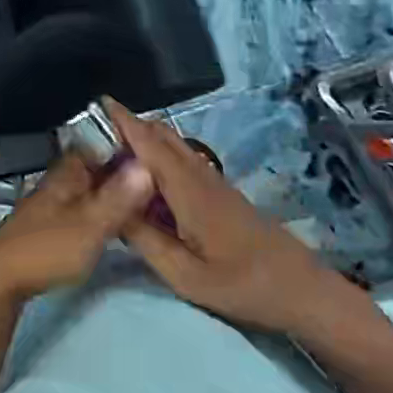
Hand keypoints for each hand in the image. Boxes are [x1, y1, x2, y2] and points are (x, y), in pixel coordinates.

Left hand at [0, 152, 153, 303]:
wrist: (1, 279)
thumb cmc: (47, 248)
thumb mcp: (90, 225)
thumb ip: (119, 196)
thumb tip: (149, 163)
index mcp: (71, 169)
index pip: (106, 141)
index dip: (134, 143)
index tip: (164, 153)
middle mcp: (65, 176)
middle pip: (104, 163)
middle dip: (132, 168)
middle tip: (167, 180)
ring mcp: (60, 197)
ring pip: (98, 184)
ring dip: (121, 189)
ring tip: (155, 199)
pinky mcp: (58, 220)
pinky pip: (91, 203)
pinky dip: (109, 206)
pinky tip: (127, 220)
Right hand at [106, 99, 362, 335]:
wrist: (300, 289)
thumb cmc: (241, 284)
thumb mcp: (184, 275)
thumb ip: (144, 239)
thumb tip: (110, 207)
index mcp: (186, 188)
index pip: (148, 142)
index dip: (122, 120)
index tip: (96, 103)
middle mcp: (197, 173)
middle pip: (159, 134)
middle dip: (126, 126)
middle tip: (92, 134)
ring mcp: (210, 179)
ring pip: (170, 144)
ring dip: (142, 138)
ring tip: (111, 152)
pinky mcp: (217, 189)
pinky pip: (180, 158)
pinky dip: (156, 154)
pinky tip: (145, 177)